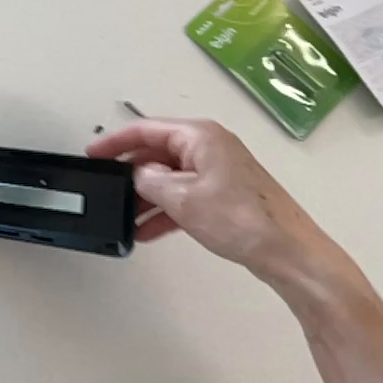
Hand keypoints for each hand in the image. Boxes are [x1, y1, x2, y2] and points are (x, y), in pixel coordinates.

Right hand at [87, 118, 338, 284]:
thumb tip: (138, 176)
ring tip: (125, 218)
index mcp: (199, 136)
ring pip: (169, 177)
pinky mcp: (225, 194)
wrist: (290, 253)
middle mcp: (209, 147)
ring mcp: (218, 171)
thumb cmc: (242, 219)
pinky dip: (165, 210)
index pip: (145, 129)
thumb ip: (150, 182)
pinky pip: (184, 195)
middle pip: (157, 152)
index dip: (115, 141)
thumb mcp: (182, 198)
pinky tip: (147, 230)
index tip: (92, 153)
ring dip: (147, 197)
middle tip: (106, 186)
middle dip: (131, 173)